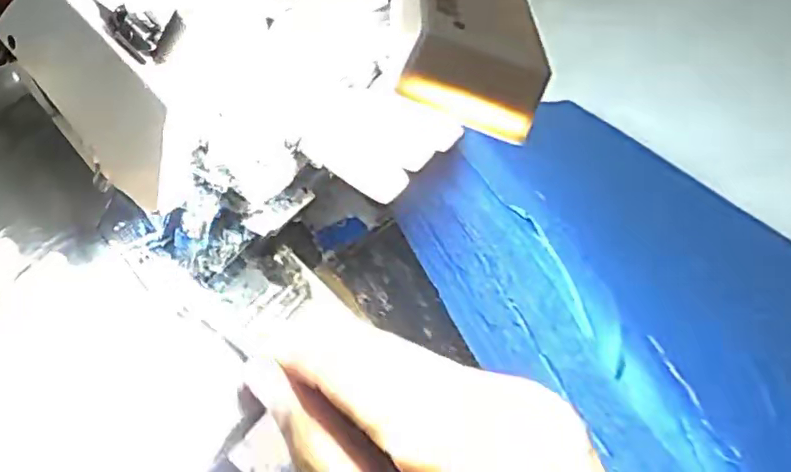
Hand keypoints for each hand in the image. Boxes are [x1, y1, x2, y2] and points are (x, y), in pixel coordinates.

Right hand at [244, 313, 603, 471]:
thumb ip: (318, 448)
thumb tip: (264, 376)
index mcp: (458, 430)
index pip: (333, 348)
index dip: (281, 355)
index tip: (254, 373)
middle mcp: (495, 395)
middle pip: (363, 342)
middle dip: (317, 365)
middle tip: (289, 400)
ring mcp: (526, 401)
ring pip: (394, 350)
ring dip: (354, 373)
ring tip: (340, 418)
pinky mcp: (536, 409)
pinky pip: (432, 372)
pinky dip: (397, 389)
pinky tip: (390, 428)